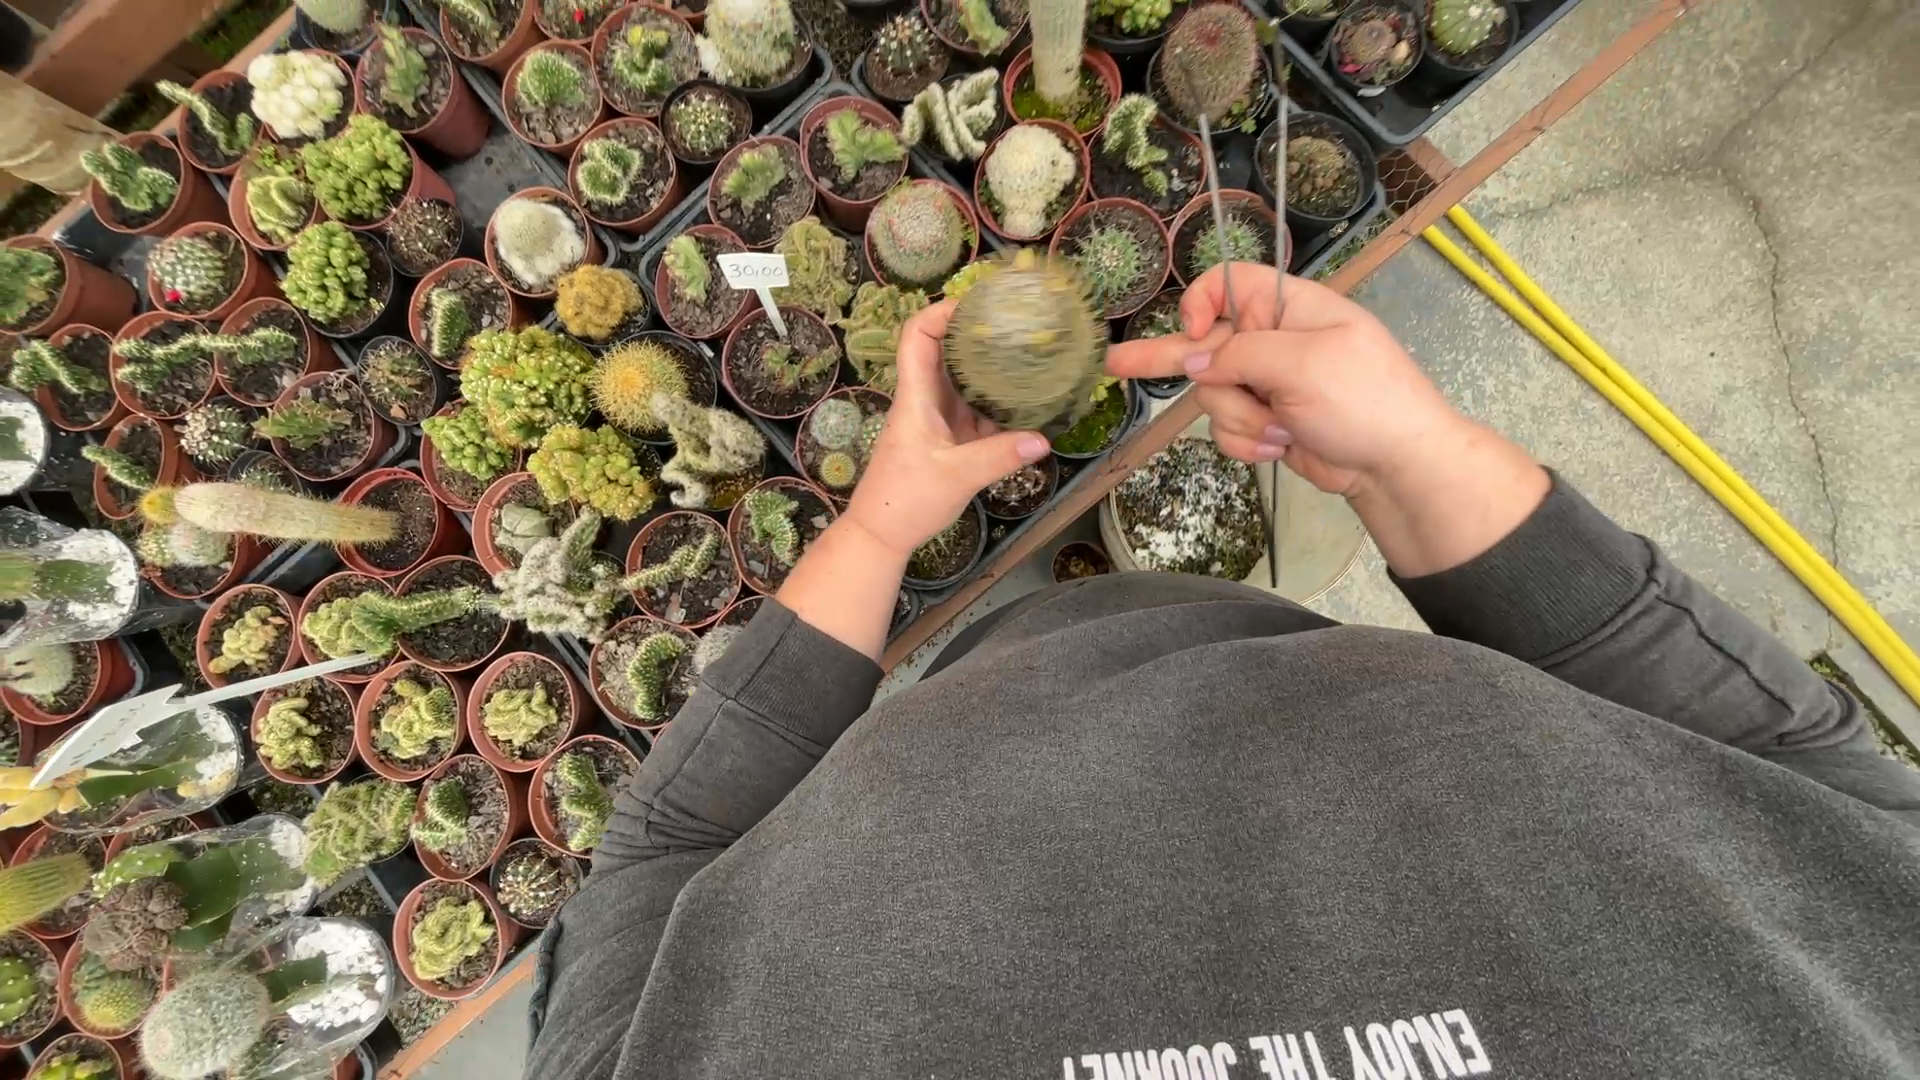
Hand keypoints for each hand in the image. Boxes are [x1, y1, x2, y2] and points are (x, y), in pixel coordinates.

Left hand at [843, 300, 1050, 558]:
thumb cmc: (905, 501)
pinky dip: (998, 407)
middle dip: (978, 335)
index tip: (977, 305)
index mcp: (916, 398)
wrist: (882, 535)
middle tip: (1018, 327)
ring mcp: (938, 422)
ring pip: (965, 384)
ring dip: (992, 370)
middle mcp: (926, 402)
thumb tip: (1043, 439)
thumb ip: (999, 457)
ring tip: (1030, 357)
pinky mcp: (948, 442)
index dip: (941, 312)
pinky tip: (1027, 405)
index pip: (917, 336)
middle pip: (947, 353)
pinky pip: (976, 414)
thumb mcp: (956, 477)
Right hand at [1105, 263, 1465, 498]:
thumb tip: (1195, 358)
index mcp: (1286, 310)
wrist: (1392, 465)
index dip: (1201, 304)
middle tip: (1113, 364)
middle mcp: (1269, 343)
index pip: (1227, 285)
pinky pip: (1225, 429)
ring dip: (1241, 421)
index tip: (1193, 334)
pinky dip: (1246, 443)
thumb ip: (1242, 355)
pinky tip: (1278, 447)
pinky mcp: (1261, 422)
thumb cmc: (1366, 401)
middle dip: (1165, 361)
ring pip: (1212, 397)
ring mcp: (1263, 385)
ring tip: (1283, 430)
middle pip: (1204, 347)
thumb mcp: (1305, 364)